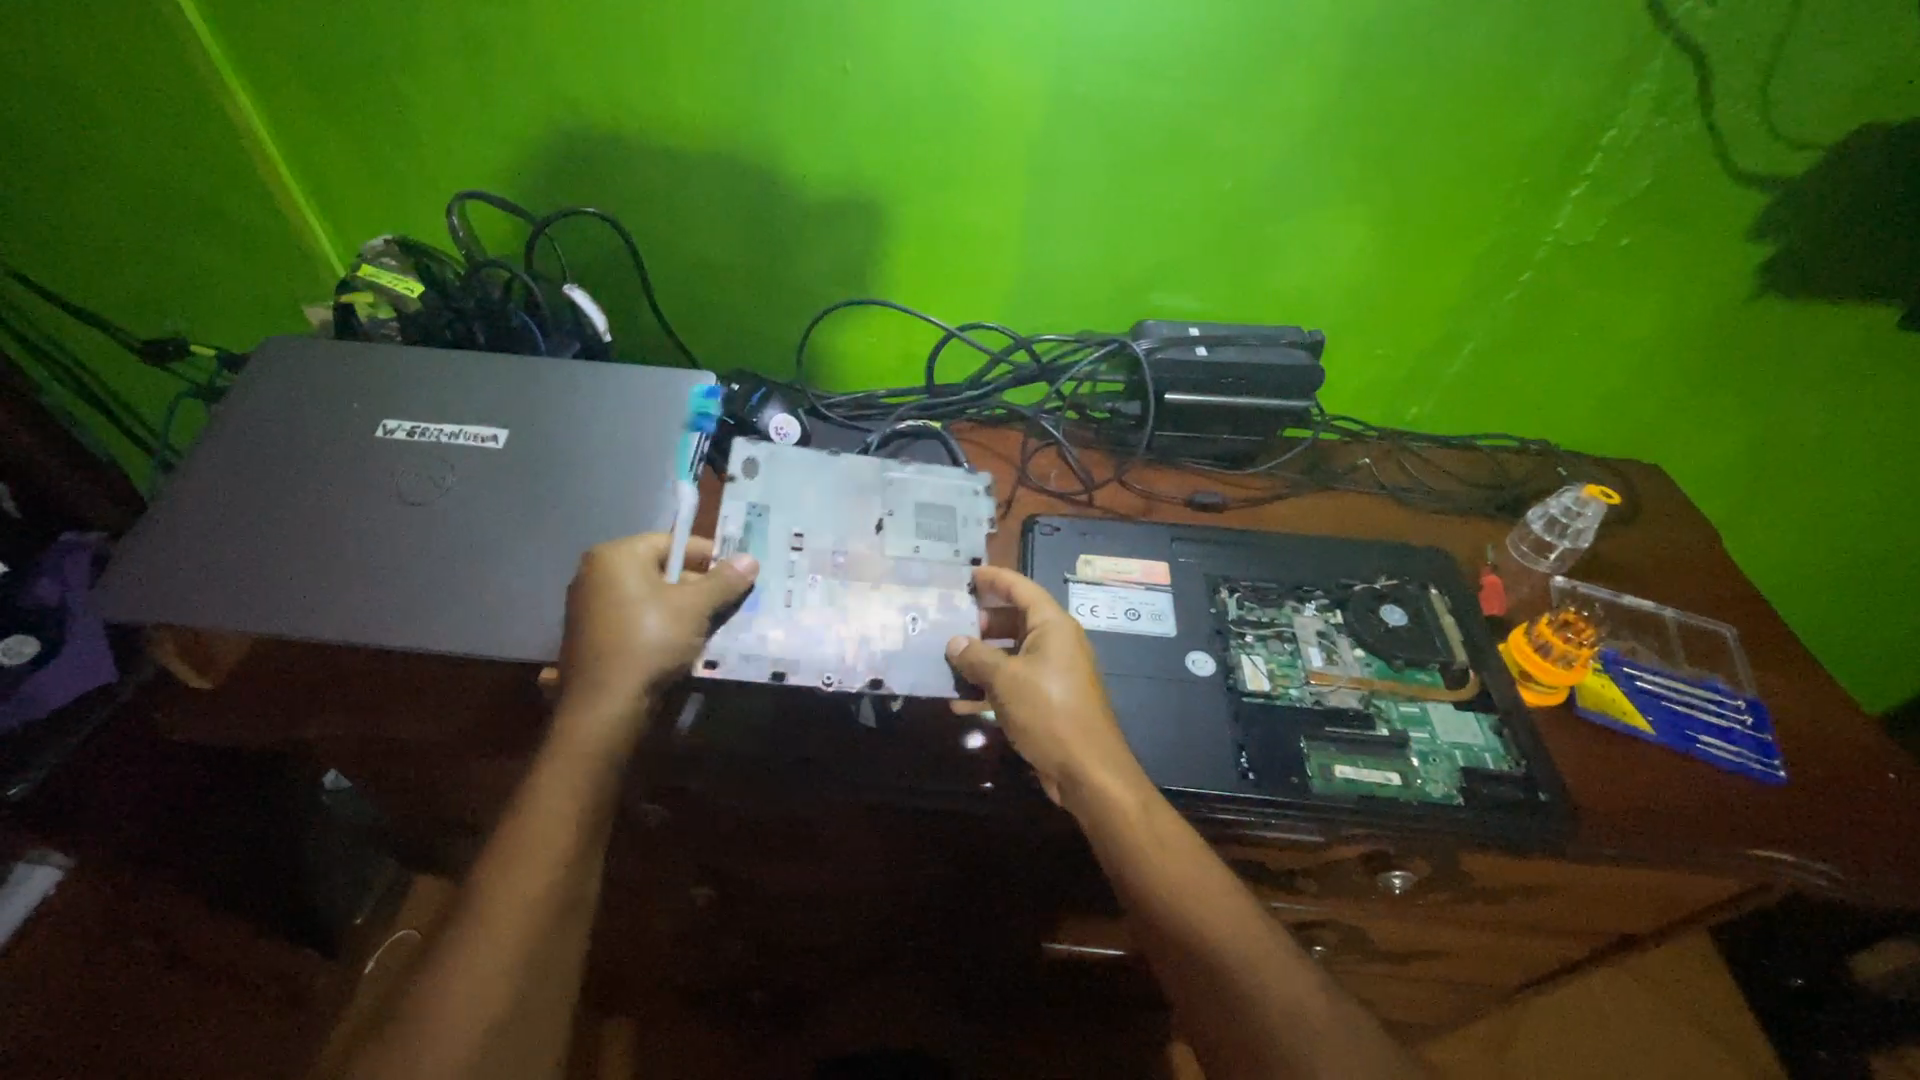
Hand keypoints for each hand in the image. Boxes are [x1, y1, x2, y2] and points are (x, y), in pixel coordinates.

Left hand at [550, 533, 756, 747]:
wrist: (606, 705)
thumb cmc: (650, 641)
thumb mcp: (695, 608)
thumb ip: (723, 580)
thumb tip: (750, 559)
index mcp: (616, 556)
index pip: (671, 542)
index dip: (708, 556)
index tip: (735, 574)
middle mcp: (595, 573)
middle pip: (659, 569)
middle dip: (696, 585)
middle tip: (727, 602)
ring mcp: (588, 606)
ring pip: (648, 597)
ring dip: (680, 608)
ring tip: (710, 624)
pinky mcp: (590, 636)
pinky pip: (634, 619)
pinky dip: (659, 626)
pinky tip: (681, 644)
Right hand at [945, 565, 1148, 809]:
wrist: (1087, 769)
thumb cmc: (1049, 712)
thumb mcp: (1005, 680)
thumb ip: (976, 657)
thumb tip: (954, 642)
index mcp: (1052, 625)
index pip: (1021, 588)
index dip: (994, 579)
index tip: (968, 575)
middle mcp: (1056, 643)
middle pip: (1015, 620)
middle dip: (982, 623)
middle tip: (950, 623)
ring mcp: (1054, 673)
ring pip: (1011, 654)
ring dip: (981, 659)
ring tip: (947, 662)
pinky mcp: (1048, 700)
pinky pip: (1014, 683)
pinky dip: (990, 688)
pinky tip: (960, 702)